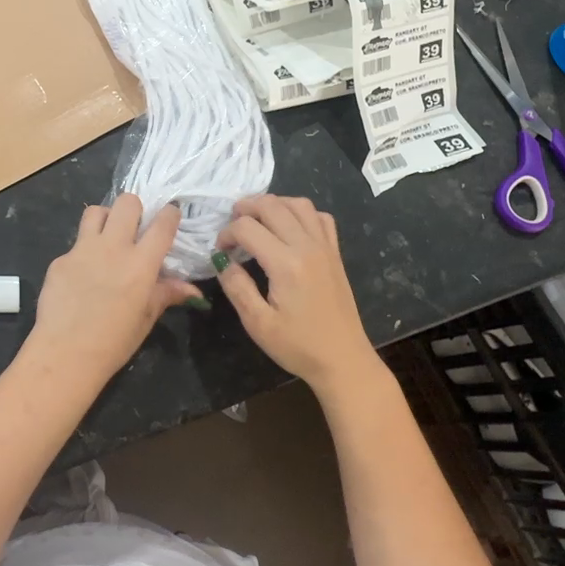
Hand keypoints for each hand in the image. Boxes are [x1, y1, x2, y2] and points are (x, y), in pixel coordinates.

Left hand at [23, 195, 204, 387]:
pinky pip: (76, 243)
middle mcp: (113, 248)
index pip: (161, 225)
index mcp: (140, 264)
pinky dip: (84, 251)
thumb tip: (192, 289)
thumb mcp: (146, 318)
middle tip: (135, 227)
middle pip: (126, 203)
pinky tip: (83, 274)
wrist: (66, 352)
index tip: (171, 214)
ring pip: (96, 211)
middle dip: (135, 209)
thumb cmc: (114, 342)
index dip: (169, 214)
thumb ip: (166, 294)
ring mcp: (83, 250)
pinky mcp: (60, 258)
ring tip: (108, 238)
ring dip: (106, 218)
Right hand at [213, 195, 384, 400]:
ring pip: (298, 204)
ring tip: (258, 220)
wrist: (344, 361)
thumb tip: (222, 260)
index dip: (226, 234)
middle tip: (231, 226)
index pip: (247, 228)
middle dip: (245, 209)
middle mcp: (307, 247)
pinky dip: (300, 213)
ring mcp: (325, 248)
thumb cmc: (298, 346)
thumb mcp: (257, 323)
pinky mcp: (335, 254)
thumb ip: (236, 287)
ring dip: (273, 204)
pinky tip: (289, 228)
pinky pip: (320, 217)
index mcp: (285, 264)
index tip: (220, 252)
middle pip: (272, 205)